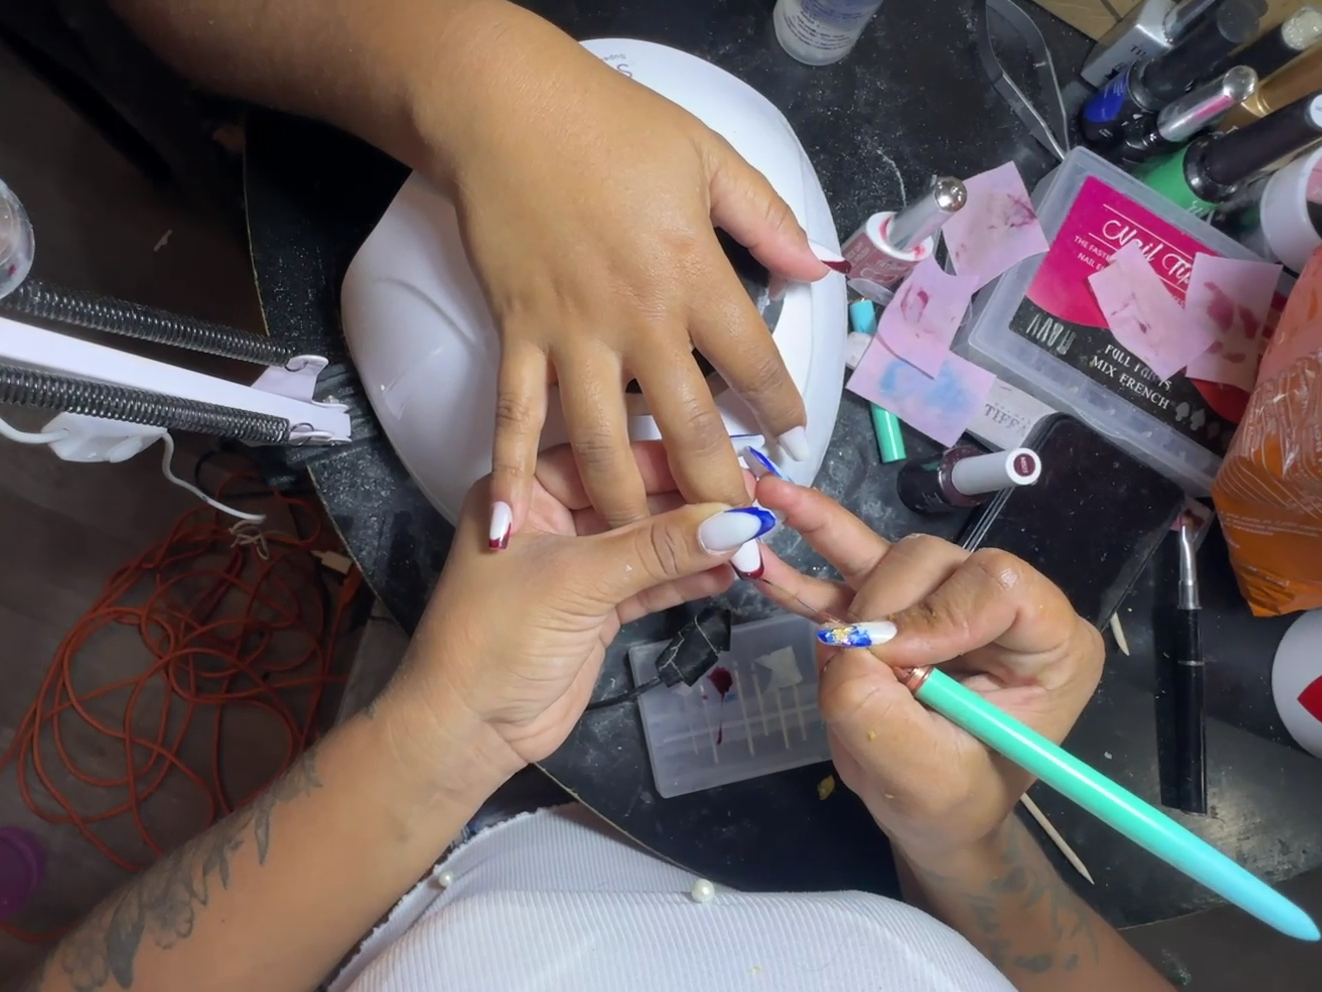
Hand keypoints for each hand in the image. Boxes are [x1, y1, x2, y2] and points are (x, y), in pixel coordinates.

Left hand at [394, 443, 773, 776]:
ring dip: (695, 547)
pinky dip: (684, 581)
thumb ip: (658, 549)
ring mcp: (577, 566)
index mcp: (526, 491)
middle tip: (755, 505)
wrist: (469, 729)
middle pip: (632, 499)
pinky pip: (649, 583)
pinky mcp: (597, 606)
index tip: (733, 464)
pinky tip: (727, 574)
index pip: (607, 457)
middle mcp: (552, 519)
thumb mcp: (577, 581)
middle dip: (690, 507)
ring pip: (646, 544)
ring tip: (754, 542)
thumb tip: (739, 520)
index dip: (669, 461)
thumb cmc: (499, 636)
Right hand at [417, 12, 829, 541]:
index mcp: (693, 274)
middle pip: (689, 426)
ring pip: (604, 442)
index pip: (753, 362)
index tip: (792, 448)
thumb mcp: (708, 155)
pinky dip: (506, 474)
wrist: (506, 110)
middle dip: (719, 490)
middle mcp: (638, 320)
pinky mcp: (517, 341)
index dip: (781, 412)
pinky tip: (505, 528)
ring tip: (651, 551)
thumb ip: (767, 218)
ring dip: (629, 505)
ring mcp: (572, 337)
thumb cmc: (609, 126)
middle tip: (737, 541)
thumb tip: (816, 271)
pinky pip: (512, 419)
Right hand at [750, 476, 1103, 865]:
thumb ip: (876, 710)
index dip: (937, 612)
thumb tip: (835, 643)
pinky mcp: (888, 608)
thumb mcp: (921, 776)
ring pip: (883, 554)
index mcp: (1046, 645)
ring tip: (767, 524)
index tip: (895, 662)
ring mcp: (937, 600)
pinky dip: (799, 569)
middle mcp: (997, 607)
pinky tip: (758, 558)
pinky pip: (842, 574)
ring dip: (822, 541)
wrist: (927, 813)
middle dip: (879, 603)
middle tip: (846, 658)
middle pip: (931, 561)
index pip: (999, 585)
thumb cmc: (946, 804)